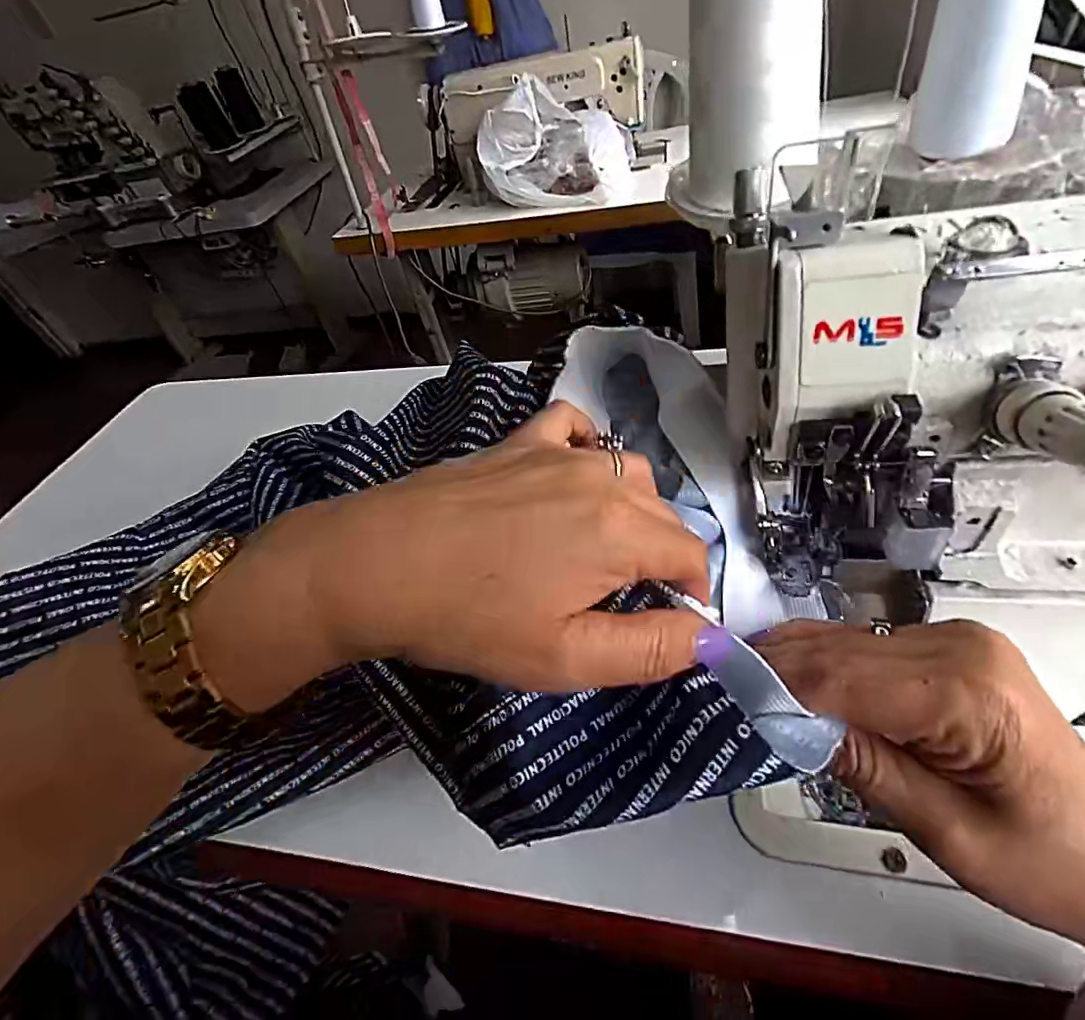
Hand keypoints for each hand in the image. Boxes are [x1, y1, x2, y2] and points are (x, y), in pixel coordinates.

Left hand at [193, 403, 711, 710]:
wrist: (375, 565)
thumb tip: (710, 638)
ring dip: (635, 511)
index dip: (691, 594)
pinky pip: (577, 428)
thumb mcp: (566, 657)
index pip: (692, 555)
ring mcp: (561, 452)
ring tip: (600, 547)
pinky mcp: (522, 441)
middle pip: (666, 515)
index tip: (665, 621)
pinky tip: (573, 477)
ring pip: (631, 473)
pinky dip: (590, 450)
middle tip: (622, 599)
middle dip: (663, 559)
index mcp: (621, 532)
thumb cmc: (471, 618)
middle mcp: (603, 480)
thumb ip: (649, 650)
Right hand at [759, 620, 1084, 1019]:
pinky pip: (876, 649)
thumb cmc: (1051, 865)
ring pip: (853, 642)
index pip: (845, 676)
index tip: (720, 689)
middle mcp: (964, 645)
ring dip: (801, 664)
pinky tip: (797, 679)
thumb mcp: (947, 835)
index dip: (778, 683)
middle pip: (844, 649)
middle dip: (780, 668)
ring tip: (745, 683)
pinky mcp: (956, 650)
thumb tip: (790, 721)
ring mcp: (962, 641)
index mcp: (970, 690)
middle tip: (718, 682)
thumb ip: (866, 766)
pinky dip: (833, 666)